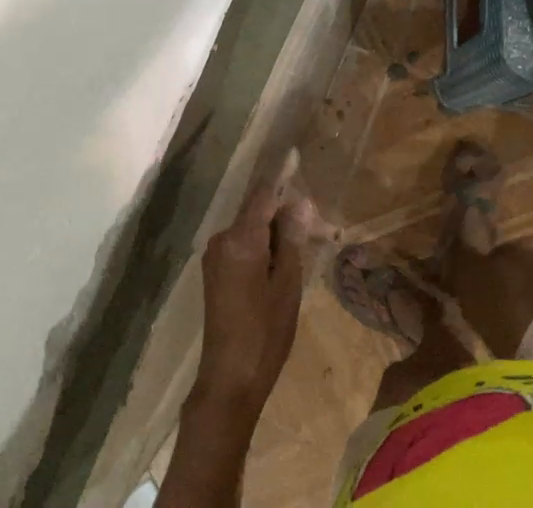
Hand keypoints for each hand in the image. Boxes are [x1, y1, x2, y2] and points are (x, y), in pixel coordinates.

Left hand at [191, 176, 311, 416]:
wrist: (229, 377)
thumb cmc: (265, 332)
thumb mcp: (287, 285)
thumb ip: (291, 240)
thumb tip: (298, 202)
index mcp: (240, 240)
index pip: (261, 195)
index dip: (280, 176)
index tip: (295, 154)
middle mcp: (221, 240)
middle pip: (256, 213)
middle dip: (285, 214)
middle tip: (318, 225)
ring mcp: (214, 258)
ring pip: (250, 232)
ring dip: (275, 234)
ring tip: (306, 248)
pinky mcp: (214, 274)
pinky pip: (242, 248)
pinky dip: (262, 249)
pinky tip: (282, 265)